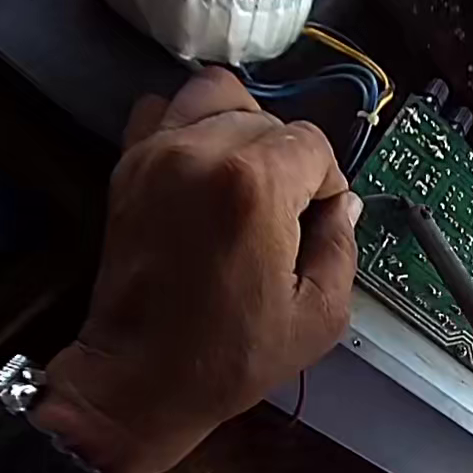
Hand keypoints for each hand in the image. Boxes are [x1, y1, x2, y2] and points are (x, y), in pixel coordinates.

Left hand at [33, 68, 360, 472]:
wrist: (145, 377)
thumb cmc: (240, 354)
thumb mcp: (322, 315)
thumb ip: (341, 246)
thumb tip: (343, 204)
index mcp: (256, 187)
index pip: (313, 144)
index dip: (328, 184)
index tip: (320, 225)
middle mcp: (203, 150)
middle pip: (271, 119)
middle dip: (293, 163)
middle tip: (288, 217)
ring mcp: (156, 151)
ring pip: (218, 96)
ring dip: (247, 129)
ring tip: (252, 180)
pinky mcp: (128, 165)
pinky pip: (165, 109)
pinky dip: (194, 127)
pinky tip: (208, 171)